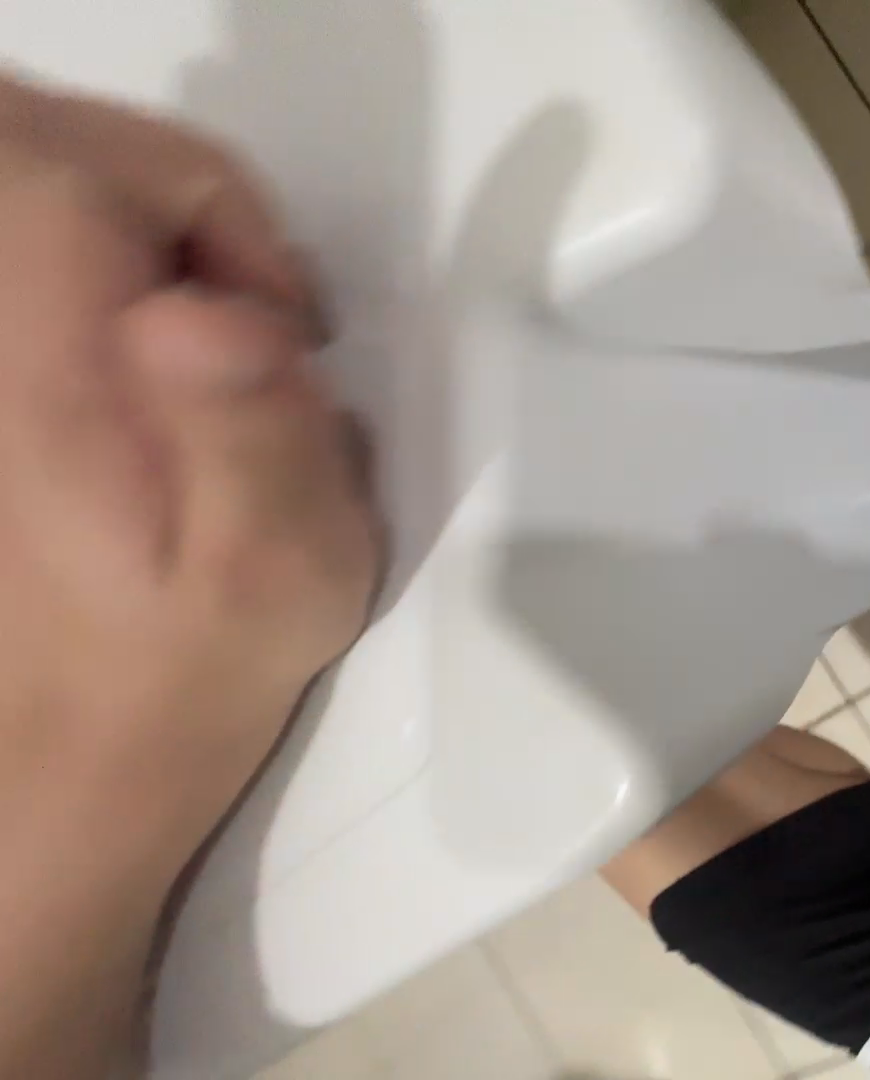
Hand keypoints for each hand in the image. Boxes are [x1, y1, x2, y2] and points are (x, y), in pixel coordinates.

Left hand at [0, 77, 378, 877]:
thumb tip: (215, 316)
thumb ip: (259, 438)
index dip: (206, 202)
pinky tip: (153, 341)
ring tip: (215, 329)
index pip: (65, 168)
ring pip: (17, 186)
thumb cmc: (194, 655)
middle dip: (165, 190)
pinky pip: (24, 251)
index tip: (286, 316)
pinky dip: (90, 253)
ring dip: (132, 218)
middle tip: (250, 306)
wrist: (59, 741)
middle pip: (19, 144)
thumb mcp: (284, 564)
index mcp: (32, 382)